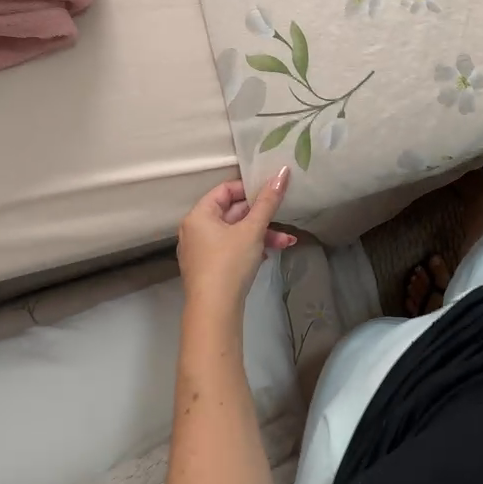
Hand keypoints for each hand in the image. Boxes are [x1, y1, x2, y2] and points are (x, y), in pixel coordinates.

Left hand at [176, 169, 297, 310]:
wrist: (215, 311)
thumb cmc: (230, 262)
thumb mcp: (253, 229)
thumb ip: (268, 200)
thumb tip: (282, 172)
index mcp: (199, 216)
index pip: (226, 189)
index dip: (250, 188)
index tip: (272, 191)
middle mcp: (196, 230)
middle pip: (233, 212)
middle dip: (263, 216)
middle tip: (284, 215)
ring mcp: (202, 250)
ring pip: (236, 232)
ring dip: (263, 234)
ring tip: (287, 241)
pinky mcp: (209, 267)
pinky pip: (232, 247)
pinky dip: (251, 247)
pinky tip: (270, 254)